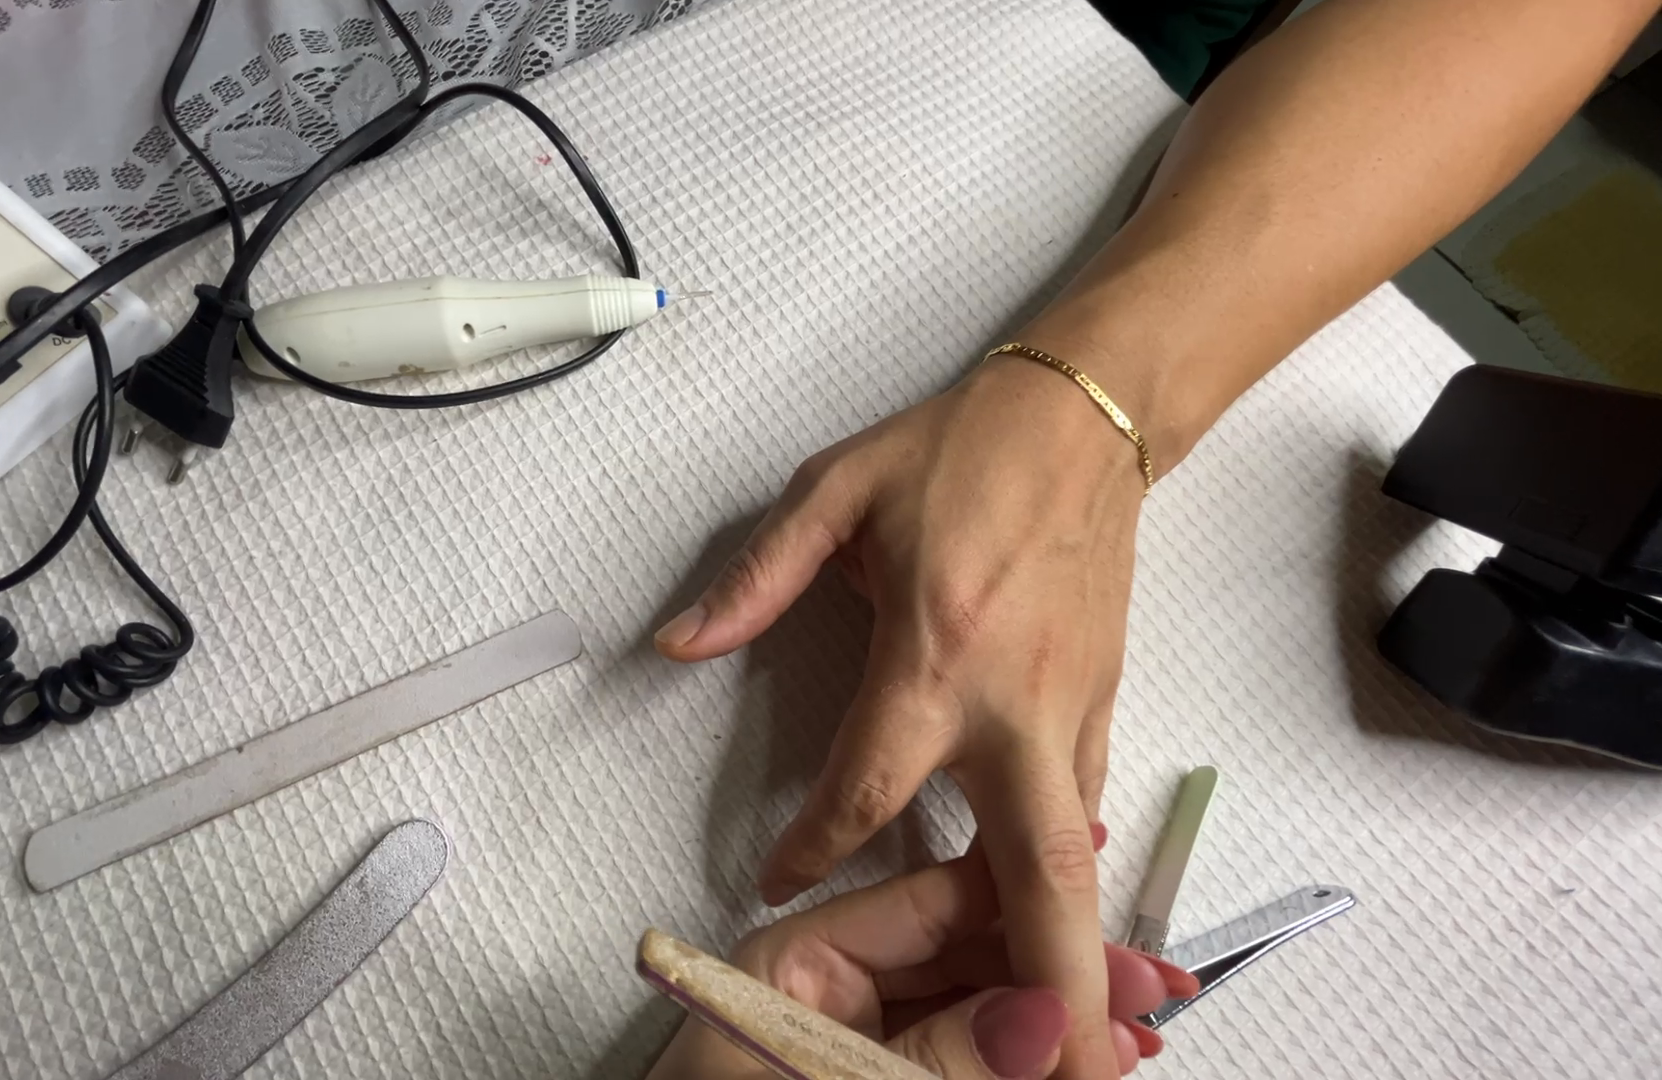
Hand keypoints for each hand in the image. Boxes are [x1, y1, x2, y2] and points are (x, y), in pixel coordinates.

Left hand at [644, 847, 1196, 1078]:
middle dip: (1061, 973)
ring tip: (1148, 1025)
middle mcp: (838, 984)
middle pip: (966, 962)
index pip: (927, 908)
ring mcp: (862, 1034)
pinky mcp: (880, 1068)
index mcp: (803, 955)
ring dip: (1058, 1022)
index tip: (1104, 936)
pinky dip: (1025, 1057)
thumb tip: (1049, 1016)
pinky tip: (1089, 1057)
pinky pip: (965, 1054)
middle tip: (1154, 984)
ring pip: (979, 1014)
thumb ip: (931, 1053)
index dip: (1019, 919)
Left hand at [656, 351, 1148, 1075]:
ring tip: (1040, 1004)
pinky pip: (1086, 792)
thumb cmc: (954, 450)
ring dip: (1057, 928)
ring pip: (1072, 846)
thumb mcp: (834, 493)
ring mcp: (1076, 700)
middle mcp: (1013, 698)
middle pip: (1035, 872)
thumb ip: (756, 579)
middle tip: (1036, 1063)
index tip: (775, 883)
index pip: (864, 788)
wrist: (1082, 417)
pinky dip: (1063, 847)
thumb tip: (681, 642)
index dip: (812, 849)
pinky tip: (1039, 869)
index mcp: (934, 650)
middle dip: (1042, 981)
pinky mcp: (1112, 688)